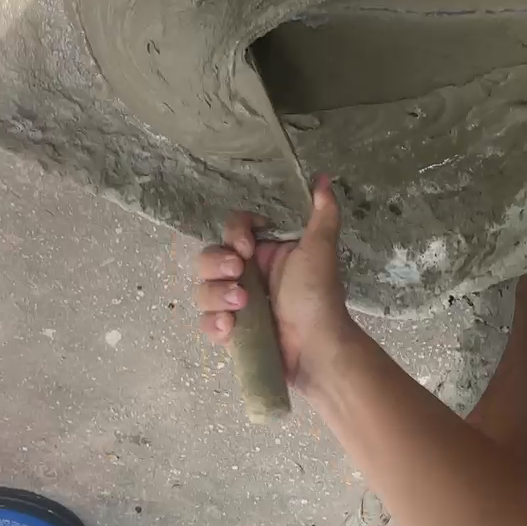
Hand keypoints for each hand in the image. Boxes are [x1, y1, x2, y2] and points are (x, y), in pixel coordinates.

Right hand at [194, 174, 359, 391]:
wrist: (317, 348)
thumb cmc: (319, 296)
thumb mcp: (320, 250)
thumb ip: (321, 214)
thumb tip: (323, 178)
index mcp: (266, 252)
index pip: (234, 228)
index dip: (234, 233)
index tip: (247, 247)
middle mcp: (248, 274)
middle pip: (209, 257)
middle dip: (217, 265)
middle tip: (238, 274)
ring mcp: (236, 303)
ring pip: (203, 289)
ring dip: (216, 295)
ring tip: (241, 307)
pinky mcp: (231, 331)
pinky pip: (206, 322)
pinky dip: (214, 324)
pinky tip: (231, 329)